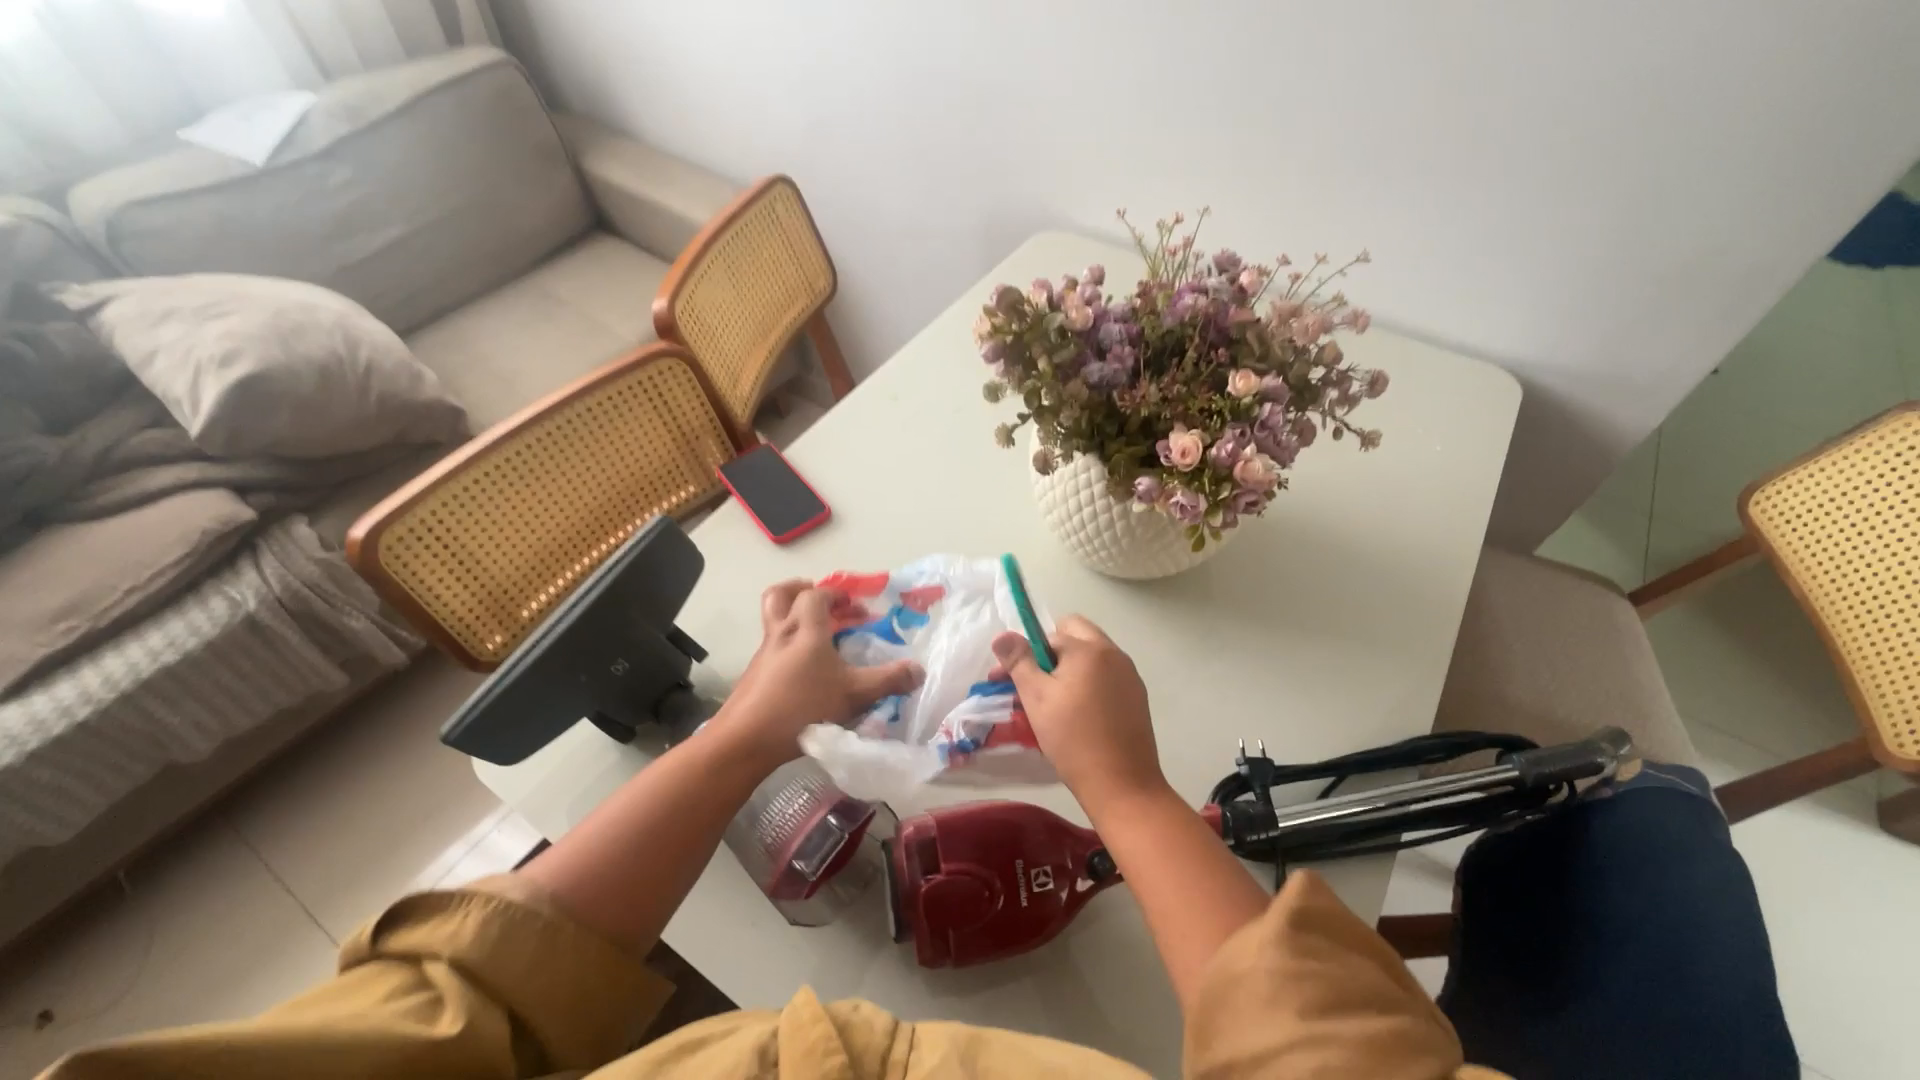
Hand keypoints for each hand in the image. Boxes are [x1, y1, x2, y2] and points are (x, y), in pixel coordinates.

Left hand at [717, 580, 923, 768]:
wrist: (746, 739)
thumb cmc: (803, 707)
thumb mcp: (854, 695)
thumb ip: (888, 680)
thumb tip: (919, 670)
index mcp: (806, 629)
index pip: (816, 595)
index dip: (836, 594)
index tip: (856, 606)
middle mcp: (781, 633)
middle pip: (781, 594)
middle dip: (801, 589)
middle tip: (823, 601)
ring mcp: (764, 654)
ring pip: (773, 618)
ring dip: (793, 616)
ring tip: (818, 634)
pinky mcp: (755, 674)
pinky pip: (772, 645)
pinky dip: (788, 645)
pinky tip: (805, 670)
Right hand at [991, 616, 1168, 812]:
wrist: (1121, 784)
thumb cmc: (1072, 738)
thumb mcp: (1036, 698)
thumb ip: (1019, 661)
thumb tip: (1003, 634)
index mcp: (1089, 649)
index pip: (1049, 635)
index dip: (1025, 654)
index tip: (1007, 680)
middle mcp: (1114, 654)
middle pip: (1076, 636)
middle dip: (1050, 653)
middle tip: (1035, 685)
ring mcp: (1130, 675)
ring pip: (1092, 657)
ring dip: (1069, 669)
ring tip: (1053, 704)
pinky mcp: (1137, 697)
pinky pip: (1107, 678)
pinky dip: (1089, 685)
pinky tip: (1079, 716)